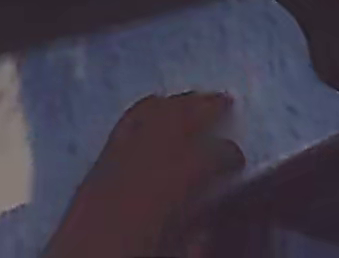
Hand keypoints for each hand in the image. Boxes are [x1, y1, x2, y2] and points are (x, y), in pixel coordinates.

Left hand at [43, 92, 243, 257]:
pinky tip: (156, 102)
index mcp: (160, 194)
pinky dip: (145, 107)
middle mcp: (135, 166)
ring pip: (149, 115)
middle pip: (173, 122)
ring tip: (199, 96)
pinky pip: (125, 123)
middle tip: (228, 100)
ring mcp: (112, 160)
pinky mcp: (97, 164)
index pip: (200, 158)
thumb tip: (213, 215)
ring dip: (176, 102)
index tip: (241, 160)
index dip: (224, 154)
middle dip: (201, 108)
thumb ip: (196, 241)